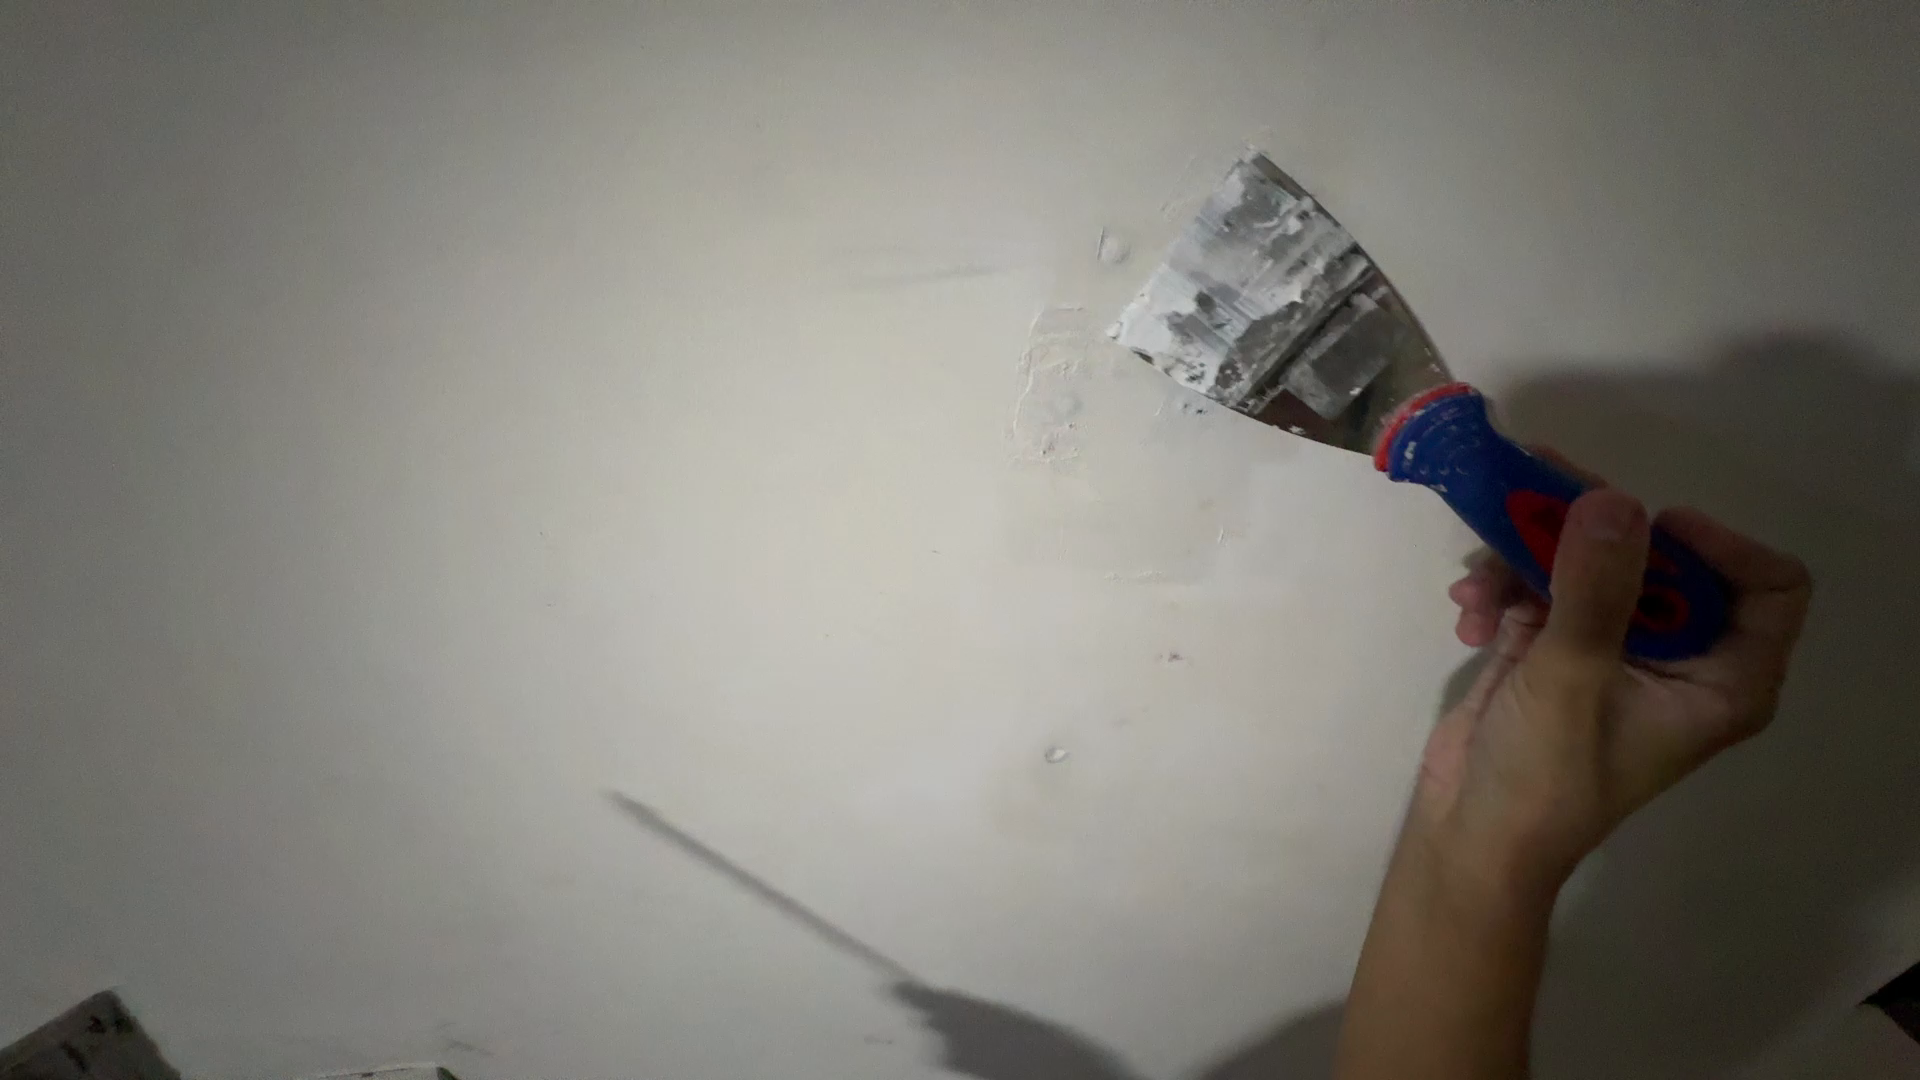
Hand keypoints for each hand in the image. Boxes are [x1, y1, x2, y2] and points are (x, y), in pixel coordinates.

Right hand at [1415, 458, 1812, 897]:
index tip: (1636, 517)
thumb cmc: (1545, 769)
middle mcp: (1668, 657)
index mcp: (1718, 675)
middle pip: (1648, 566)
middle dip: (1580, 539)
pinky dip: (1498, 599)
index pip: (1763, 586)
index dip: (1714, 542)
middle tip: (1522, 497)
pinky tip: (1468, 620)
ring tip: (1475, 593)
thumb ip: (1593, 587)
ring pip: (1578, 575)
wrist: (1473, 825)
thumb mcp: (1571, 674)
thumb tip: (1611, 498)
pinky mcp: (1545, 654)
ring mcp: (1601, 654)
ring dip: (1520, 572)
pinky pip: (1531, 598)